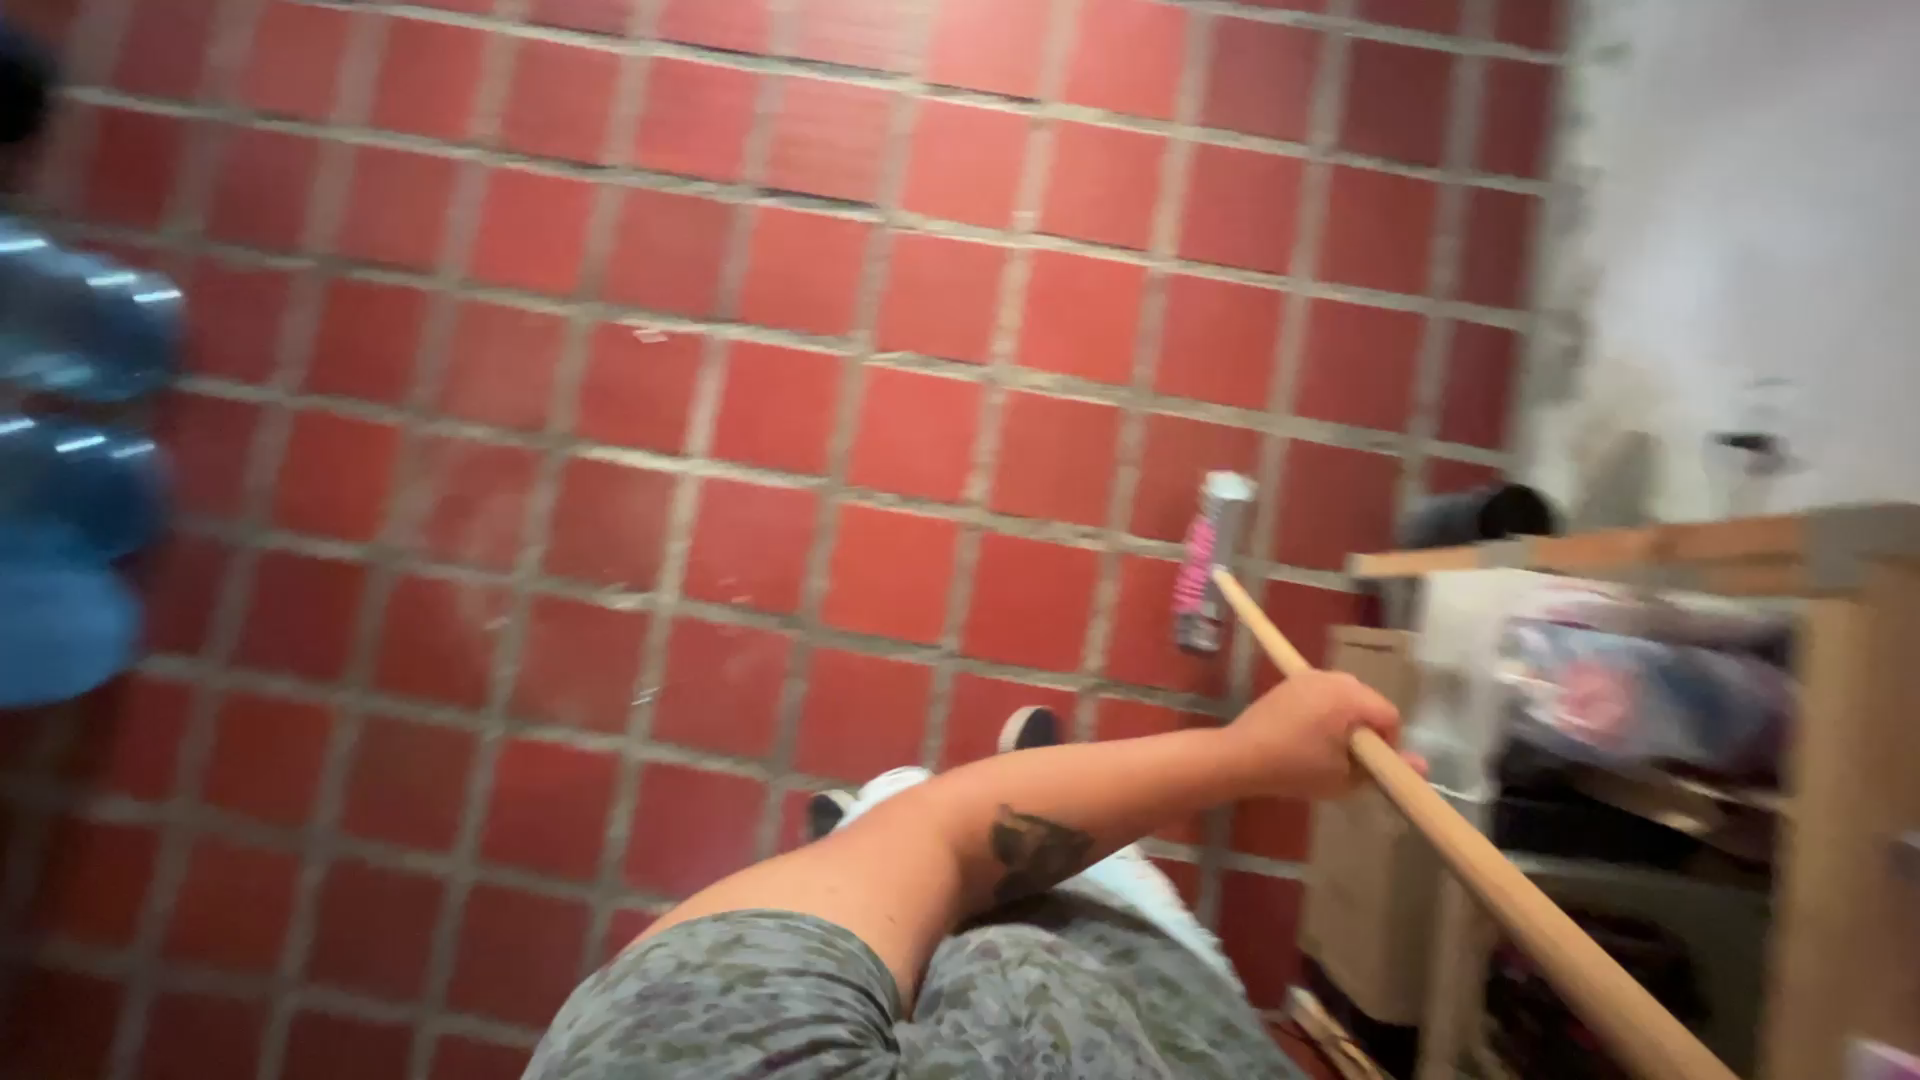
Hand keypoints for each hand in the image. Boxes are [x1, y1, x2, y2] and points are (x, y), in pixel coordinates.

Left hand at [1225, 670, 1423, 798]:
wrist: (1242, 755)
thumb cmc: (1296, 768)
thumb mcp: (1346, 778)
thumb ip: (1386, 769)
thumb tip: (1424, 765)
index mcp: (1349, 697)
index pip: (1390, 715)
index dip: (1389, 743)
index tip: (1369, 765)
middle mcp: (1332, 678)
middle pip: (1370, 701)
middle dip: (1368, 728)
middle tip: (1350, 757)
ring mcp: (1309, 676)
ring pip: (1347, 695)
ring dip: (1348, 717)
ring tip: (1330, 746)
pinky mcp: (1291, 681)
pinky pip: (1325, 692)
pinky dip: (1327, 709)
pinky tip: (1310, 732)